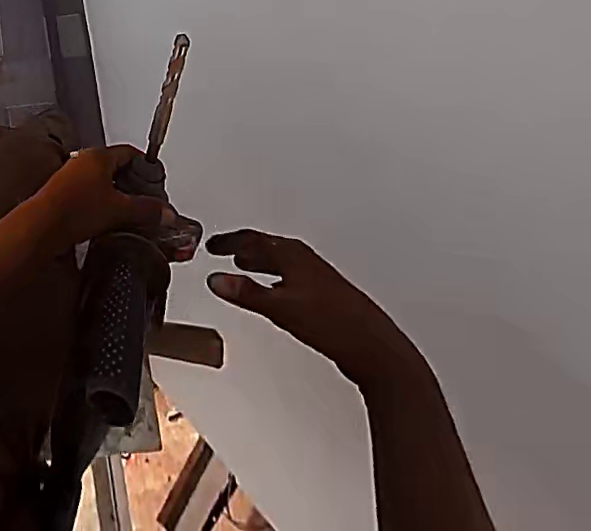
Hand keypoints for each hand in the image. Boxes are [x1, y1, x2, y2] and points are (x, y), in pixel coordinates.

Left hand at [27, 145, 170, 250]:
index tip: (156, 179)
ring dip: (117, 195)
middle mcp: (82, 161)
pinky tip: (109, 219)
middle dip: (133, 184)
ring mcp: (71, 177)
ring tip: (130, 212)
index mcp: (97, 156)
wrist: (43, 227)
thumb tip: (165, 213)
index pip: (130, 152)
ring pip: (103, 182)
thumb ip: (146, 210)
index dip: (146, 166)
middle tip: (147, 199)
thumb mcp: (120, 210)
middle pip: (116, 167)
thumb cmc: (74, 209)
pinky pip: (90, 194)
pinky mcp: (64, 193)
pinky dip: (102, 203)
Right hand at [206, 230, 424, 389]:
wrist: (377, 351)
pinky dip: (271, 277)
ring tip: (242, 266)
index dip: (229, 240)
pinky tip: (271, 292)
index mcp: (292, 254)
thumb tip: (217, 280)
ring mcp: (317, 277)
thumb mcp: (280, 307)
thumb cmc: (336, 324)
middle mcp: (305, 260)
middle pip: (266, 246)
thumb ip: (245, 293)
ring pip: (278, 261)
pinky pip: (288, 276)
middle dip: (242, 247)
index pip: (252, 238)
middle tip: (224, 250)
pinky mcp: (324, 295)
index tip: (213, 244)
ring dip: (257, 262)